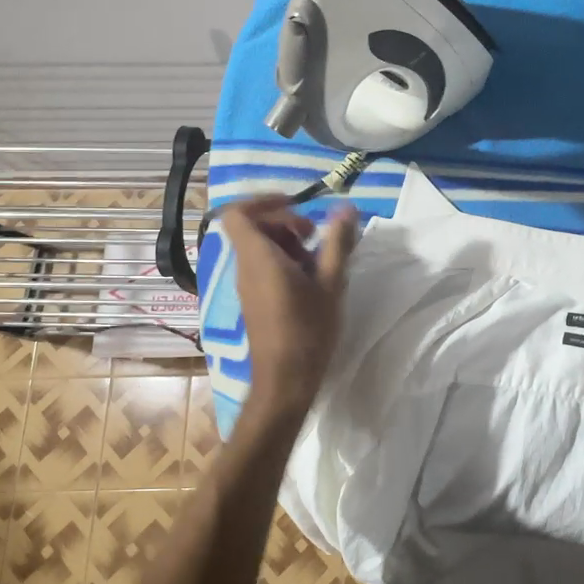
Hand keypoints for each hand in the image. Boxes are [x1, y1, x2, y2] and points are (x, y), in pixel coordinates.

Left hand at [219, 197, 358, 420]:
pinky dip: (284, 263)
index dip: (263, 201)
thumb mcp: (331, 283)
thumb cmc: (308, 330)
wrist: (285, 381)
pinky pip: (262, 268)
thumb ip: (337, 243)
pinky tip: (311, 282)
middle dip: (285, 223)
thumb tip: (345, 208)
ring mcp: (247, 286)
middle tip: (316, 237)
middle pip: (253, 228)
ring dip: (288, 244)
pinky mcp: (254, 301)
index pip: (237, 213)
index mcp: (258, 258)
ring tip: (318, 262)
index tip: (297, 205)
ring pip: (259, 249)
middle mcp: (245, 268)